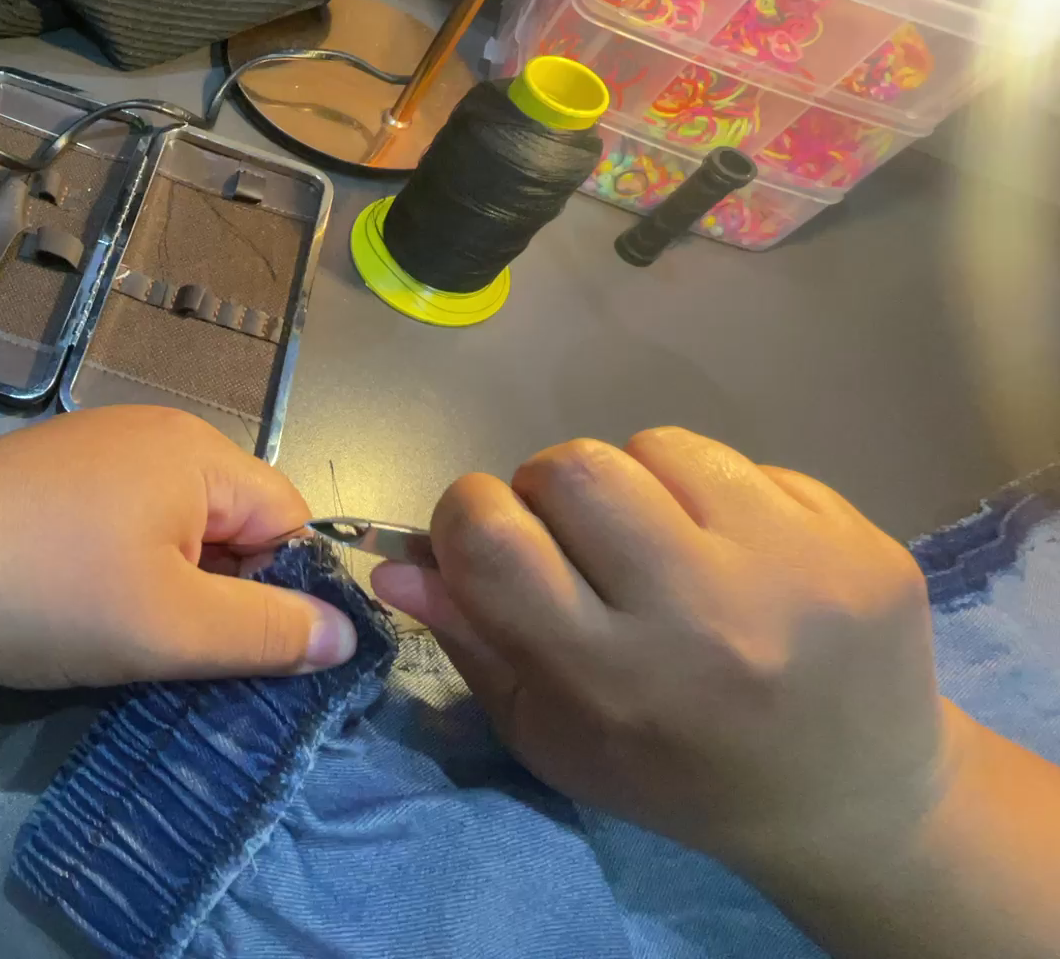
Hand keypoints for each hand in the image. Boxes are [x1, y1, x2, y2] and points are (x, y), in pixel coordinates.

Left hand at [0, 406, 356, 689]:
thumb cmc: (49, 591)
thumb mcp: (174, 626)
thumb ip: (271, 633)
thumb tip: (347, 634)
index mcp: (194, 449)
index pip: (288, 516)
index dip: (284, 587)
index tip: (243, 647)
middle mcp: (147, 433)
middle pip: (229, 519)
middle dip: (220, 589)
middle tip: (178, 648)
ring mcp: (88, 451)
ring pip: (170, 528)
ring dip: (167, 586)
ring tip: (122, 631)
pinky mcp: (44, 478)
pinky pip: (116, 523)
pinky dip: (116, 569)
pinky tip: (76, 603)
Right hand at [369, 427, 947, 871]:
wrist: (849, 802)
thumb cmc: (659, 770)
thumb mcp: (537, 727)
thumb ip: (462, 636)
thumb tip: (391, 564)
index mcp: (608, 675)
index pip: (493, 537)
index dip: (461, 515)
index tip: (477, 538)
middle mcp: (702, 619)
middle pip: (569, 467)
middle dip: (541, 490)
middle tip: (566, 539)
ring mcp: (795, 572)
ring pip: (648, 446)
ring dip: (623, 482)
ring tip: (648, 541)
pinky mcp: (859, 542)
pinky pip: (731, 458)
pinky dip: (698, 489)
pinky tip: (721, 549)